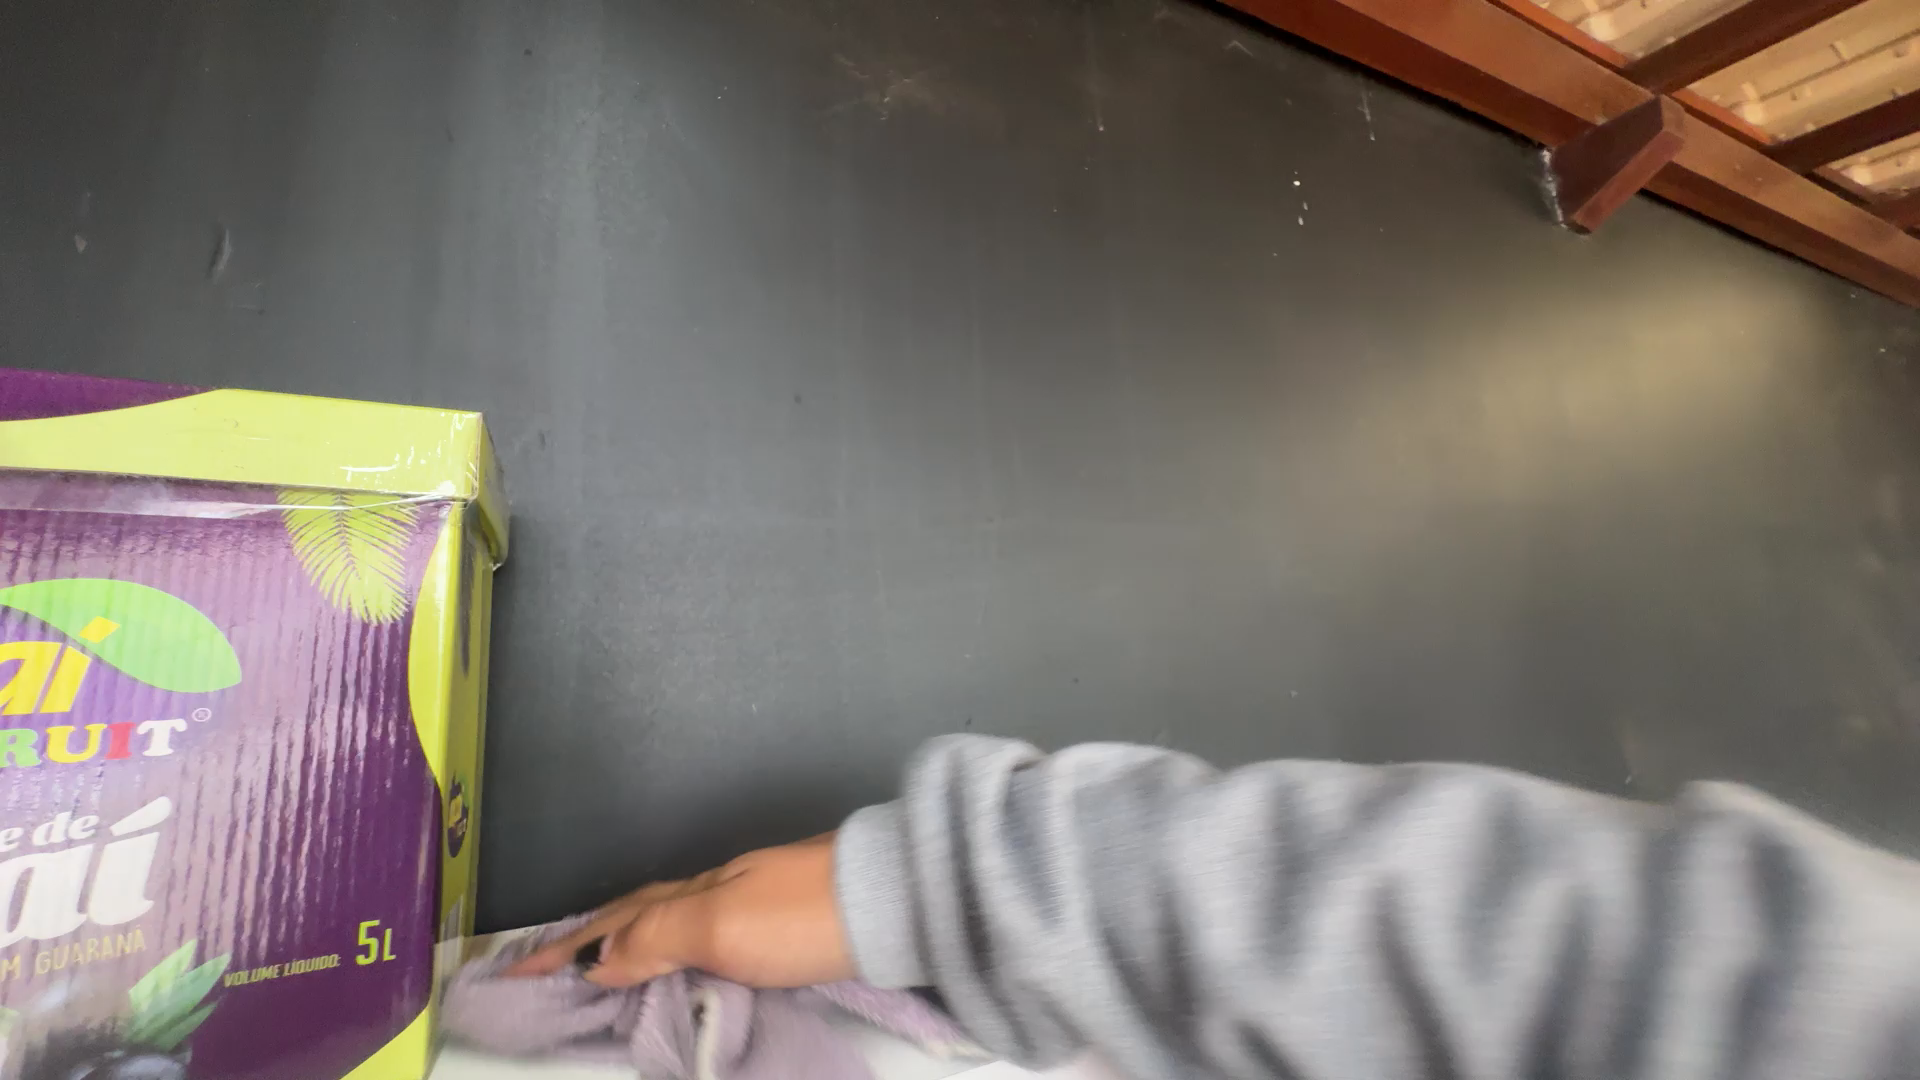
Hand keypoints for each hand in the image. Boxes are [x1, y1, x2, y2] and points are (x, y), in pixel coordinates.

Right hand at [508, 832, 854, 988]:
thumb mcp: (724, 924)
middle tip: (548, 967)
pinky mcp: (784, 923)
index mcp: (704, 889)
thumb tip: (598, 957)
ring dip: (632, 942)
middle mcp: (724, 889)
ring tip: (601, 971)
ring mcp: (756, 901)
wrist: (889, 901)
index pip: (621, 917)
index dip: (569, 945)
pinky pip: (707, 935)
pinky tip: (680, 964)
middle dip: (593, 937)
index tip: (513, 969)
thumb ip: (661, 934)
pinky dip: (677, 950)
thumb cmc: (802, 916)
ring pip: (676, 922)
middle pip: (644, 912)